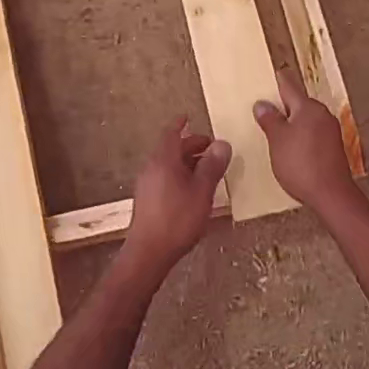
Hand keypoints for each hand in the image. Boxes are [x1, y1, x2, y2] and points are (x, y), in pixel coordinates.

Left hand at [124, 117, 231, 267]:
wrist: (149, 252)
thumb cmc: (177, 219)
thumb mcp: (202, 191)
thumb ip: (212, 167)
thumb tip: (222, 144)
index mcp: (163, 160)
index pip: (171, 134)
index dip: (180, 124)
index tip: (188, 117)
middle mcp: (151, 169)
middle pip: (170, 149)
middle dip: (190, 145)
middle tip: (210, 147)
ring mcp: (147, 185)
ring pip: (168, 165)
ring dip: (186, 162)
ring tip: (206, 169)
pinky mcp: (148, 200)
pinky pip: (165, 178)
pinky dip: (180, 176)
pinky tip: (193, 189)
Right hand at [254, 69, 358, 209]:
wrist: (330, 194)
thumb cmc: (300, 164)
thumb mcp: (277, 140)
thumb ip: (270, 120)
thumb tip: (262, 104)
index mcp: (308, 108)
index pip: (289, 86)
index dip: (277, 81)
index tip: (270, 74)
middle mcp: (322, 115)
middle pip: (299, 104)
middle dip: (282, 106)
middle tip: (263, 110)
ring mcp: (330, 132)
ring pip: (305, 121)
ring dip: (291, 124)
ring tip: (273, 132)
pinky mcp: (332, 148)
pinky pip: (312, 135)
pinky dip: (300, 137)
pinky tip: (289, 149)